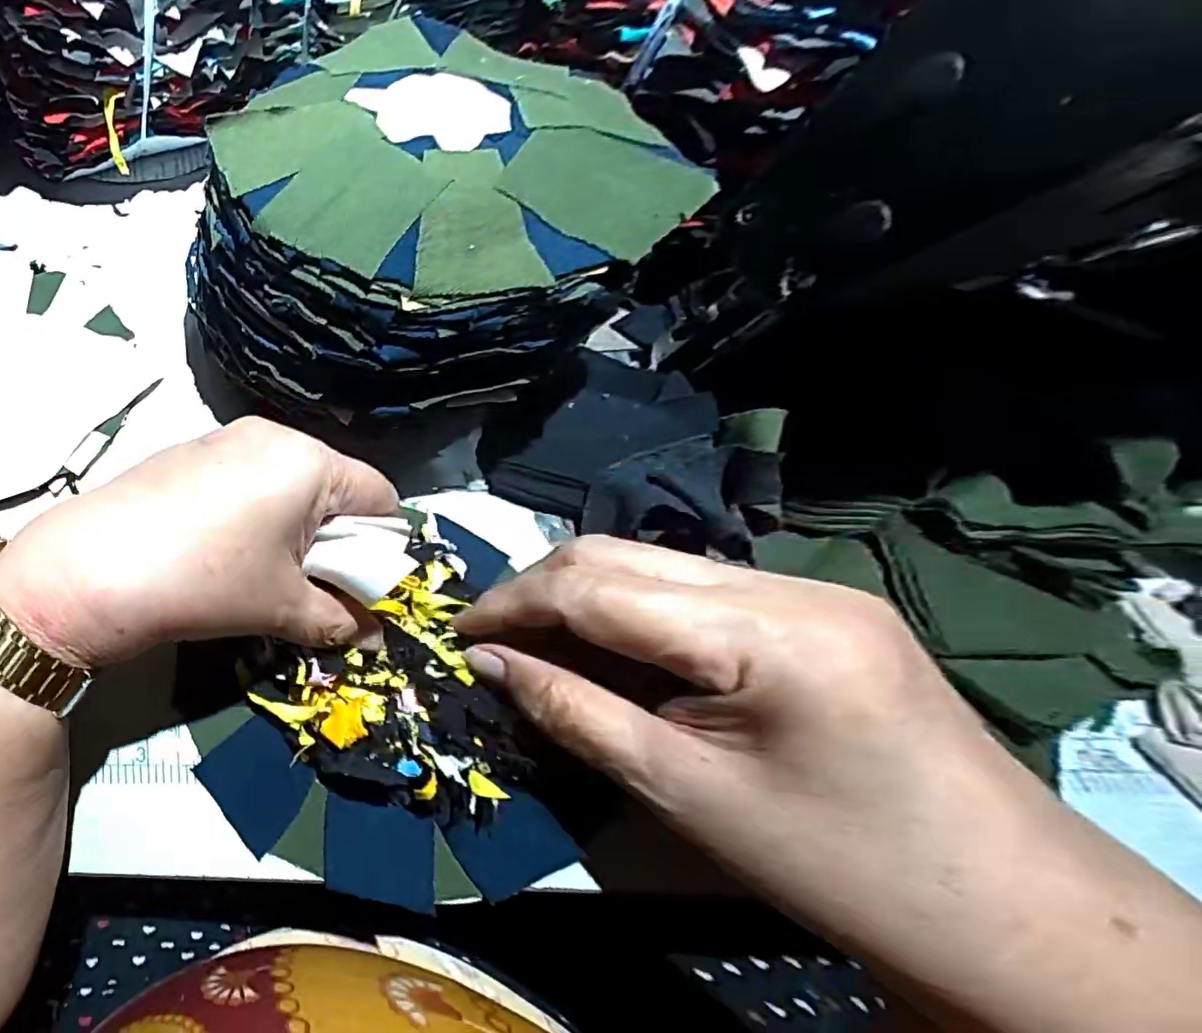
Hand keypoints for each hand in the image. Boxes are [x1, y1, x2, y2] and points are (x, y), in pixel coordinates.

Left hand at [0, 417, 396, 668]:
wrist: (92, 568)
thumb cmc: (206, 580)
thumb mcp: (281, 605)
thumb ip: (338, 619)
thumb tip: (371, 635)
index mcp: (308, 461)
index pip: (380, 497)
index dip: (383, 546)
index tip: (363, 585)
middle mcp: (270, 436)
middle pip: (333, 488)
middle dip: (333, 540)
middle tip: (310, 585)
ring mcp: (223, 439)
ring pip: (286, 484)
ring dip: (292, 528)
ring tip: (260, 572)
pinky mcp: (187, 453)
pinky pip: (245, 480)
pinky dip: (253, 514)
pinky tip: (220, 550)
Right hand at [453, 536, 1201, 1031]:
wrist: (1014, 916)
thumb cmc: (835, 866)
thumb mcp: (679, 790)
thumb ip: (570, 710)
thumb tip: (485, 662)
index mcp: (767, 632)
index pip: (597, 585)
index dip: (512, 603)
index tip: (457, 634)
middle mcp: (788, 585)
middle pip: (618, 555)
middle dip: (536, 591)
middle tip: (489, 639)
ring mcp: (807, 589)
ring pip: (647, 563)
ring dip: (577, 598)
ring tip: (534, 644)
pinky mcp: (812, 608)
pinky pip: (687, 589)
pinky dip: (625, 612)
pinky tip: (603, 650)